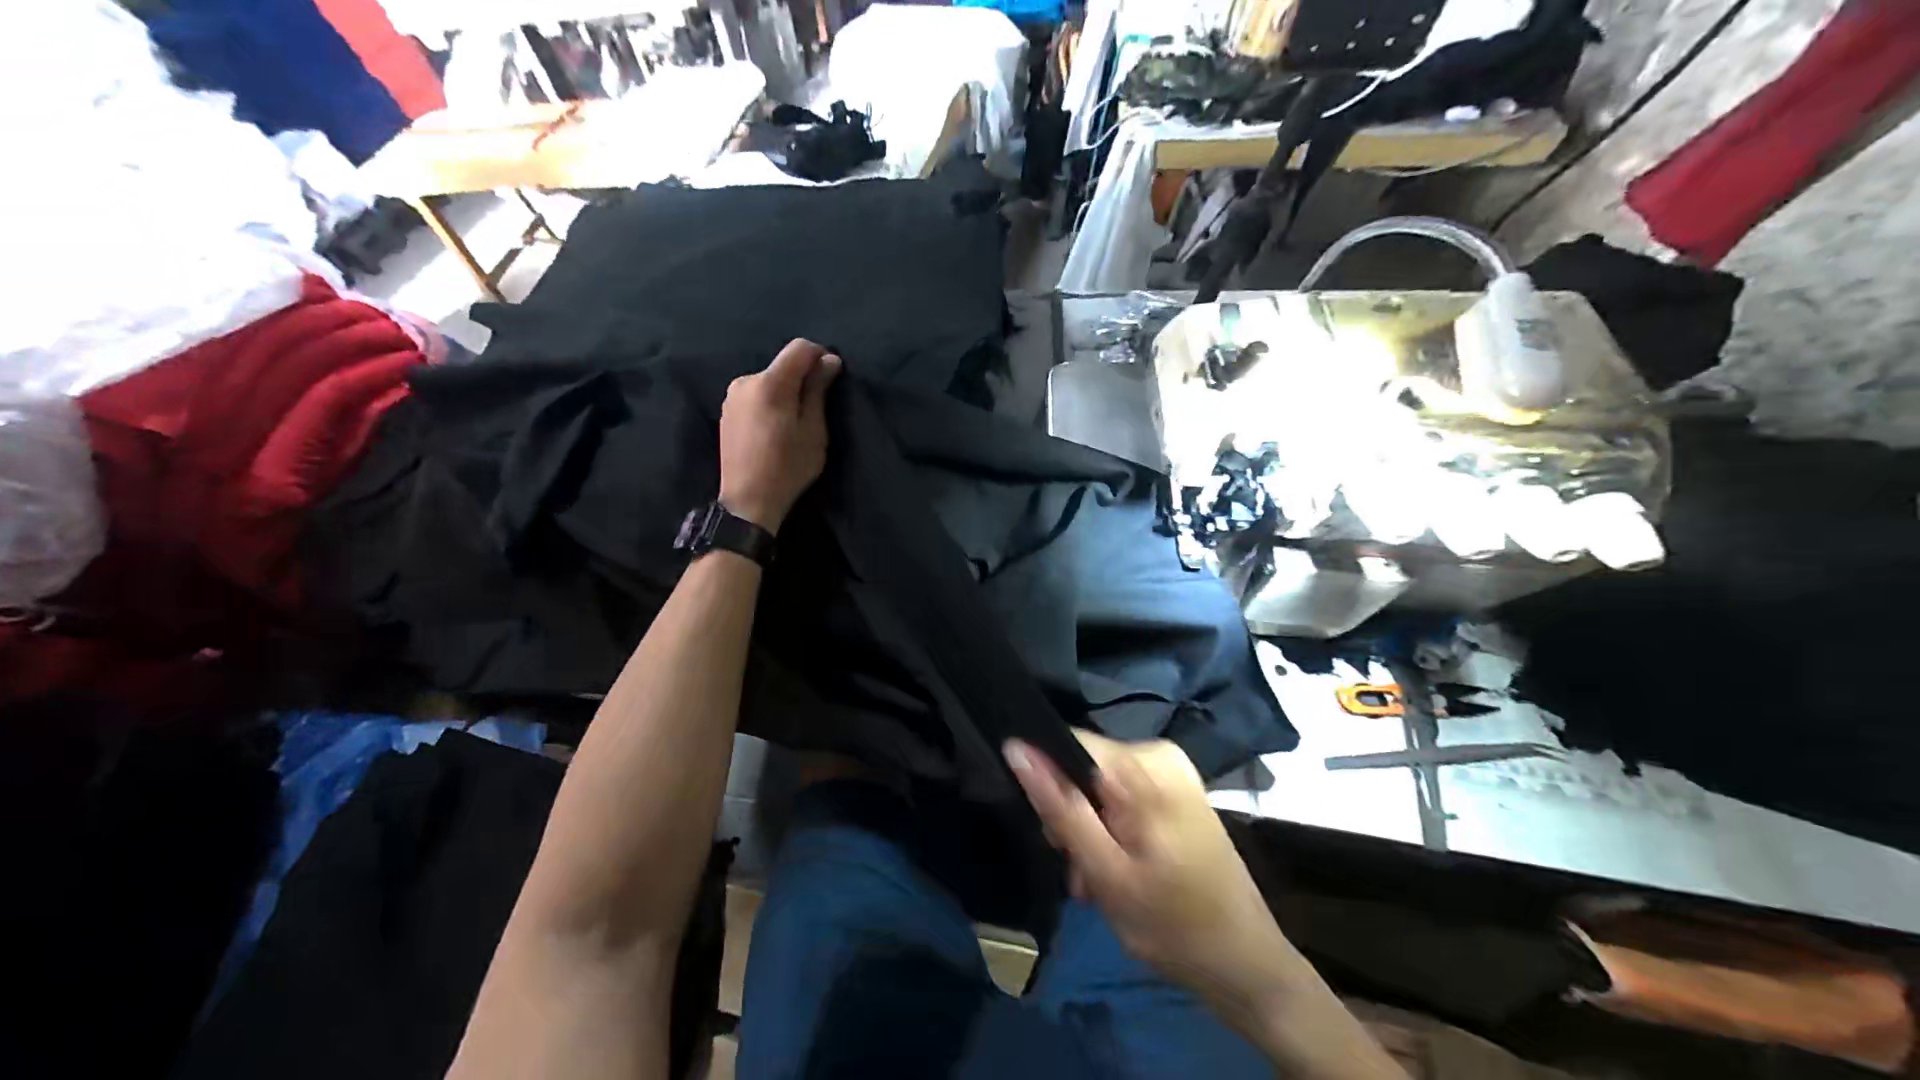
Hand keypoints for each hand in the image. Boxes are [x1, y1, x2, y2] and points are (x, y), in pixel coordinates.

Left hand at [719, 339, 841, 533]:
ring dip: (785, 392)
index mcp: (770, 383)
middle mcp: (746, 381)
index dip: (820, 356)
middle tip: (815, 410)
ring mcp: (732, 396)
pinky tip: (774, 431)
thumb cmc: (787, 467)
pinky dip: (770, 403)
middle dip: (802, 378)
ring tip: (793, 424)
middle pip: (783, 365)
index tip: (831, 379)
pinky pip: (755, 396)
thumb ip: (818, 390)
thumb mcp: (813, 430)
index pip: (799, 348)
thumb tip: (829, 360)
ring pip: (769, 381)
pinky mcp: (726, 412)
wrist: (748, 501)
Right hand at [1003, 733, 1302, 1018]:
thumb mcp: (1105, 871)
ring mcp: (1171, 771)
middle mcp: (1158, 754)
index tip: (1048, 831)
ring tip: (1095, 881)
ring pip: (1096, 785)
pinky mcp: (1175, 789)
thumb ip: (1059, 806)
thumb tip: (1016, 747)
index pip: (1066, 742)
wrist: (1246, 964)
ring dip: (1087, 830)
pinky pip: (1120, 794)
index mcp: (1144, 766)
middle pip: (1081, 767)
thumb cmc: (1174, 925)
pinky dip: (1110, 830)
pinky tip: (1115, 870)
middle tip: (1077, 870)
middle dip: (1070, 816)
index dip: (1044, 781)